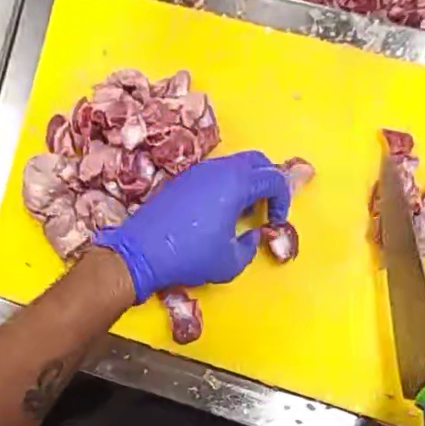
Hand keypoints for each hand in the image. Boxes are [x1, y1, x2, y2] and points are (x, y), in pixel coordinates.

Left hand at [92, 151, 292, 303]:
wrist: (141, 253)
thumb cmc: (189, 257)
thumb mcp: (230, 263)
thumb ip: (251, 246)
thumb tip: (253, 235)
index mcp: (236, 183)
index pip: (275, 179)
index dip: (283, 202)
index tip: (275, 223)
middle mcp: (218, 169)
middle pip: (256, 161)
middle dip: (268, 183)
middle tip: (265, 209)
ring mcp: (197, 171)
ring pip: (232, 166)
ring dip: (244, 184)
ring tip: (240, 214)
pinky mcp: (180, 180)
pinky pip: (212, 175)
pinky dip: (224, 187)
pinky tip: (216, 214)